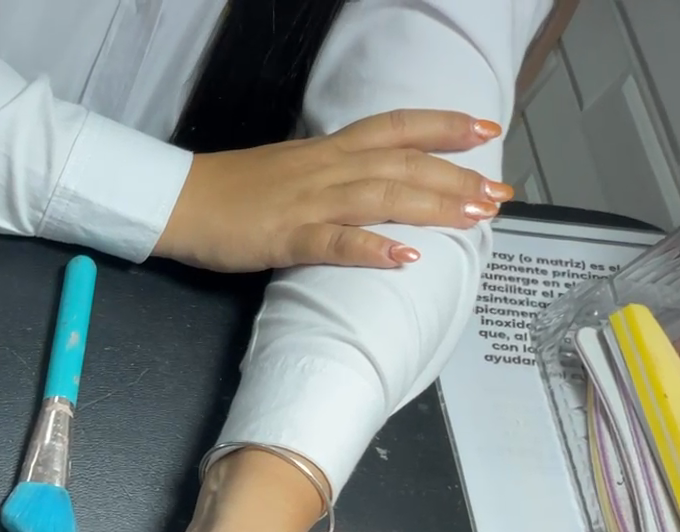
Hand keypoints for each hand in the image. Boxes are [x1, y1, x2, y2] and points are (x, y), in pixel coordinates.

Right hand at [155, 109, 511, 271]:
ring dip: (433, 205)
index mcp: (324, 151)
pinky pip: (335, 241)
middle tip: (499, 195)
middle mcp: (325, 169)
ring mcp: (306, 202)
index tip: (486, 131)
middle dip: (456, 177)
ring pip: (382, 196)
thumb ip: (322, 175)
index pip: (395, 128)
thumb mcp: (284, 171)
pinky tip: (405, 257)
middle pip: (403, 165)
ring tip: (475, 218)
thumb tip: (353, 186)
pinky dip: (372, 247)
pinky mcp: (284, 236)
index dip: (444, 126)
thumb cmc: (227, 192)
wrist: (181, 202)